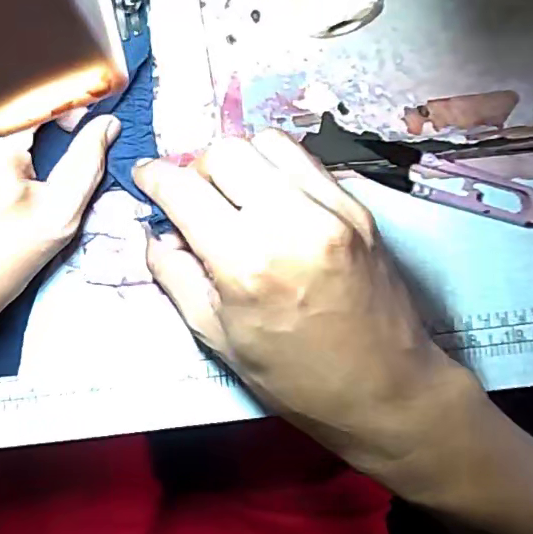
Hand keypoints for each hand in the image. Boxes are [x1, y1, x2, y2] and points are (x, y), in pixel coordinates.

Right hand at [132, 130, 481, 491]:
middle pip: (225, 151)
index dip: (154, 178)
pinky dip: (276, 169)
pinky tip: (274, 201)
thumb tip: (156, 235)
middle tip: (197, 202)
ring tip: (237, 199)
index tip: (146, 178)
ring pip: (266, 143)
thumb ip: (176, 278)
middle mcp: (290, 224)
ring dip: (239, 163)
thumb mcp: (220, 340)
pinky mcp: (358, 207)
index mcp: (247, 265)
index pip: (185, 191)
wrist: (386, 390)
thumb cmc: (296, 379)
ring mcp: (331, 210)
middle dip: (197, 170)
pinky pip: (305, 160)